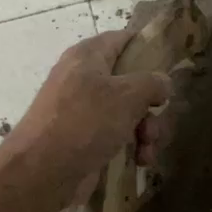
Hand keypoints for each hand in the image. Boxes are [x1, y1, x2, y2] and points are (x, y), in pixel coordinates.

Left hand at [0, 31, 172, 207]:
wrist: (42, 173)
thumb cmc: (86, 123)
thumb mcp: (127, 95)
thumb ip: (152, 83)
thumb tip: (162, 83)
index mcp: (88, 56)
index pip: (124, 39)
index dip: (148, 49)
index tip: (170, 68)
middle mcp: (83, 78)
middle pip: (130, 81)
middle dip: (150, 104)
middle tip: (156, 118)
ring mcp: (82, 110)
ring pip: (126, 112)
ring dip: (145, 130)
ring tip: (147, 149)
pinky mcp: (82, 138)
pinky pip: (115, 134)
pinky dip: (131, 146)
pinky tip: (140, 161)